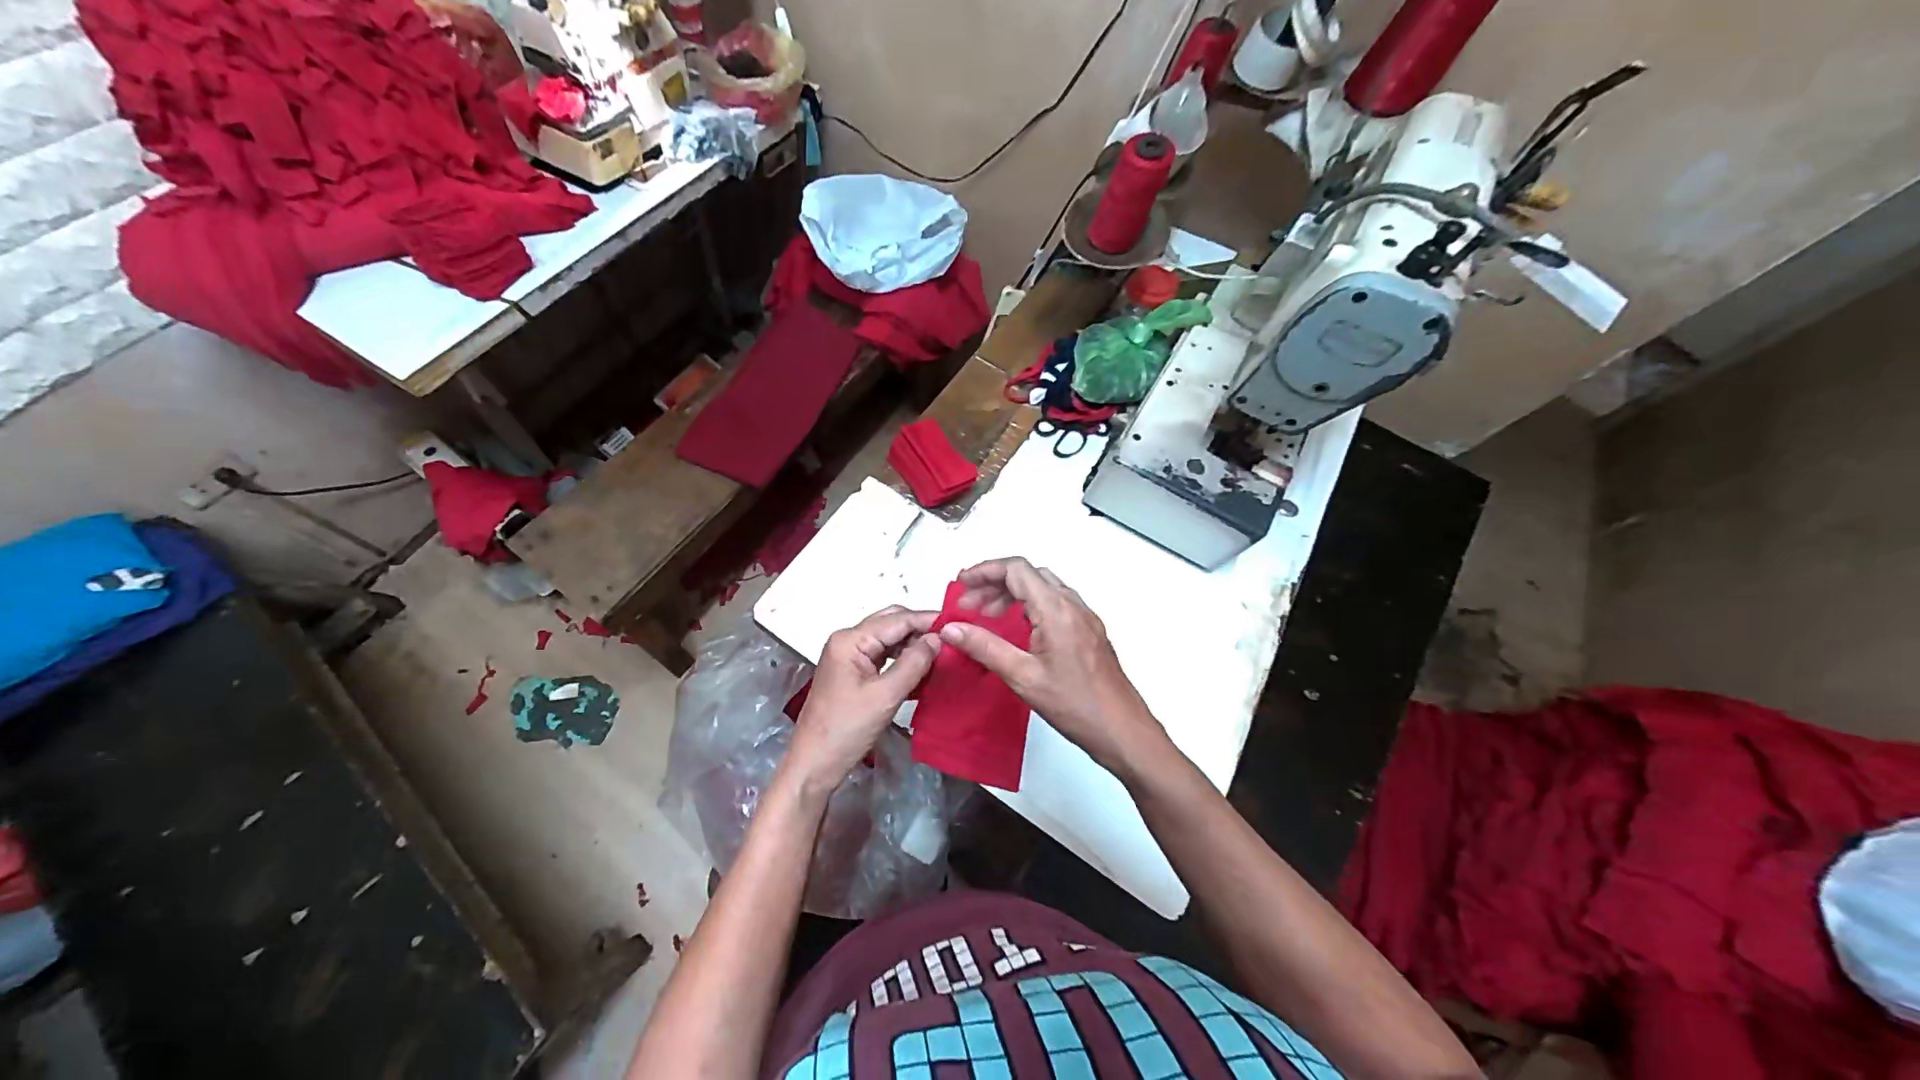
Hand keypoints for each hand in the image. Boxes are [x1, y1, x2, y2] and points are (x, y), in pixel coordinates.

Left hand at [784, 606, 938, 798]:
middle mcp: (848, 641)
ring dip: (914, 645)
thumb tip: (937, 639)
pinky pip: (883, 657)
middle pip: (892, 623)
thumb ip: (913, 663)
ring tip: (943, 655)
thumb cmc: (846, 729)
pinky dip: (903, 660)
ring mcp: (849, 657)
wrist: (814, 764)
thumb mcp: (885, 696)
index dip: (928, 620)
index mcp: (850, 640)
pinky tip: (924, 670)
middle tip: (953, 640)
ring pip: (889, 640)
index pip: (897, 619)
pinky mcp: (853, 673)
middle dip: (921, 629)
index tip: (959, 624)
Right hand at [940, 558, 1169, 774]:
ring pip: (1043, 588)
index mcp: (1057, 611)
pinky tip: (1017, 629)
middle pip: (1029, 574)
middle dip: (995, 583)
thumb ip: (985, 647)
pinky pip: (1056, 603)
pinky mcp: (1089, 632)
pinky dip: (1030, 605)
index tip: (962, 585)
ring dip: (1012, 594)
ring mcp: (1085, 618)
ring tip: (987, 616)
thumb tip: (953, 628)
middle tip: (969, 605)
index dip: (985, 571)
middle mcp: (1074, 607)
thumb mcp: (1023, 677)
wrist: (1123, 730)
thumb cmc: (1078, 706)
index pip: (1017, 569)